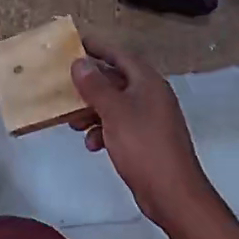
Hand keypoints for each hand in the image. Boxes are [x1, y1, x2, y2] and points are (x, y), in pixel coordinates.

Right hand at [69, 40, 217, 227]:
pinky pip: (120, 126)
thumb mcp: (114, 111)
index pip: (120, 55)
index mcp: (148, 82)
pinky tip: (93, 144)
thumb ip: (95, 85)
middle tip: (65, 86)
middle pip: (116, 80)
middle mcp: (151, 96)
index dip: (98, 48)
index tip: (75, 43)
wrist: (173, 194)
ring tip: (73, 122)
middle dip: (90, 85)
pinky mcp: (147, 141)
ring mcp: (151, 119)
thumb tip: (80, 62)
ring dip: (93, 110)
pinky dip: (104, 130)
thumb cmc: (143, 145)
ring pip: (115, 105)